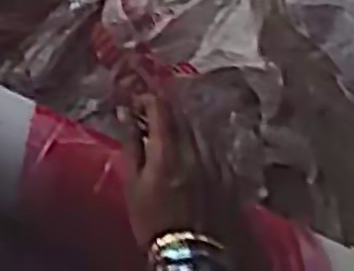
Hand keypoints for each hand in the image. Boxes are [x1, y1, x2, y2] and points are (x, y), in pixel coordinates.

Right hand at [123, 95, 215, 250]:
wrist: (193, 262)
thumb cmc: (154, 222)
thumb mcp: (133, 184)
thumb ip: (130, 143)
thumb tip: (125, 112)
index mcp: (167, 148)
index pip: (159, 106)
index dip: (146, 98)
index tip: (135, 104)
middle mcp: (194, 149)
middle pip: (180, 114)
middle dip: (164, 110)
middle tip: (150, 117)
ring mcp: (215, 163)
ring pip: (198, 130)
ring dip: (182, 126)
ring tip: (171, 136)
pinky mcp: (229, 178)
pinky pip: (212, 149)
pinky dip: (199, 144)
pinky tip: (192, 154)